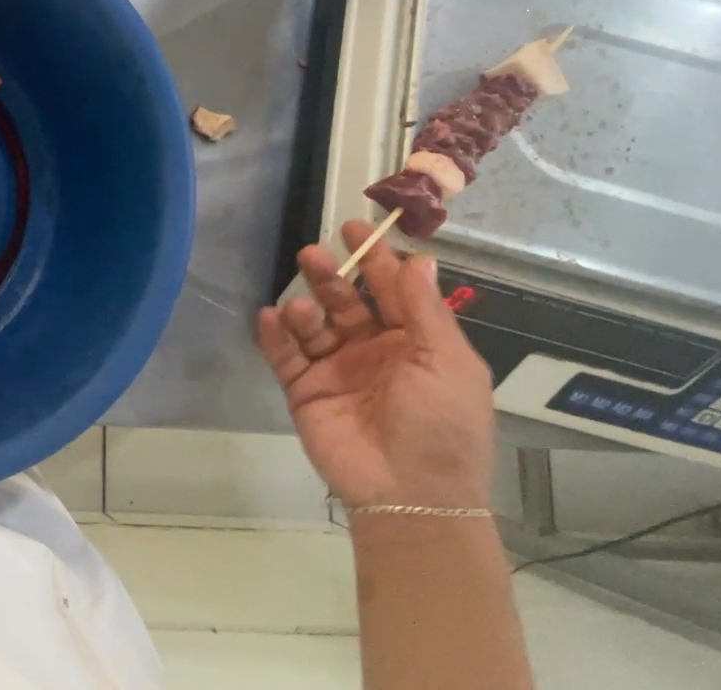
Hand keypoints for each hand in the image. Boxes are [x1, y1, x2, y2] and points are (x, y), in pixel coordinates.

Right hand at [257, 221, 496, 509]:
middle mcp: (372, 350)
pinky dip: (275, 334)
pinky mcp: (303, 389)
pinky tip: (273, 317)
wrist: (408, 491)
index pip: (393, 292)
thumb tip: (418, 260)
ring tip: (301, 307)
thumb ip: (424, 311)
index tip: (356, 229)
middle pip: (347, 302)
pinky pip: (285, 354)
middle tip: (314, 254)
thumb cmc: (441, 425)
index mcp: (415, 344)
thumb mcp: (447, 364)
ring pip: (313, 325)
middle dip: (331, 276)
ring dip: (306, 307)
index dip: (376, 260)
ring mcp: (335, 369)